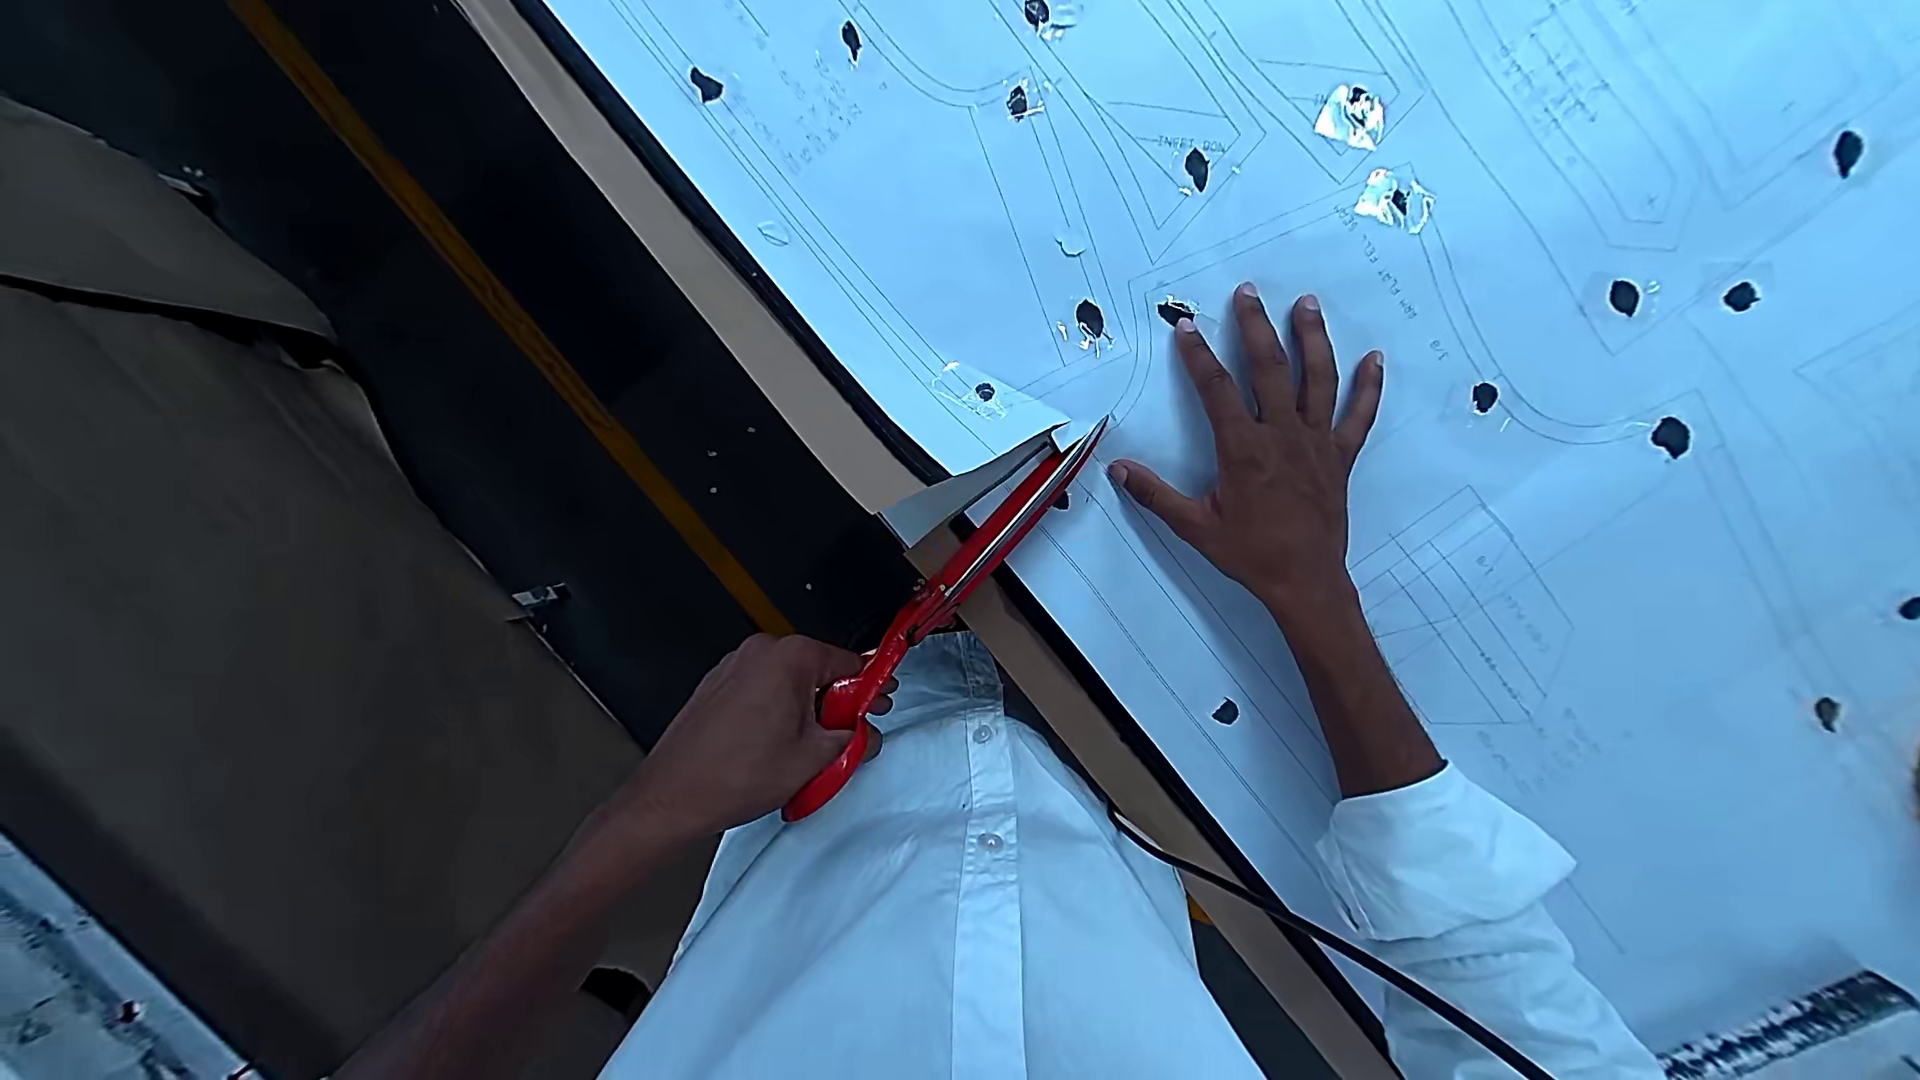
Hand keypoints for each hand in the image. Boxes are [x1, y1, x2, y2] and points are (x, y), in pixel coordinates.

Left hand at [591, 634, 892, 850]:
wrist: (670, 799)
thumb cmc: (728, 776)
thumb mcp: (816, 759)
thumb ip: (855, 738)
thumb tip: (866, 732)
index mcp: (790, 658)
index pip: (850, 663)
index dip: (872, 686)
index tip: (881, 697)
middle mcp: (762, 651)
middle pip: (821, 670)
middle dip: (838, 702)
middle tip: (846, 733)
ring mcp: (736, 665)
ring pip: (792, 681)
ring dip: (808, 709)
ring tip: (804, 749)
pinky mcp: (720, 683)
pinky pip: (765, 688)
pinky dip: (780, 709)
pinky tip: (778, 744)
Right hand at [1111, 284, 1381, 629]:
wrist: (1303, 580)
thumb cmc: (1248, 553)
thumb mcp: (1193, 526)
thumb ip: (1154, 494)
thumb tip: (1118, 470)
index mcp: (1243, 449)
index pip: (1217, 390)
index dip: (1198, 356)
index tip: (1187, 327)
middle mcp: (1282, 436)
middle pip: (1270, 368)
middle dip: (1255, 327)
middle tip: (1247, 293)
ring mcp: (1316, 443)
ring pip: (1318, 380)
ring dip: (1312, 339)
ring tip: (1305, 304)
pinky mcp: (1340, 458)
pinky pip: (1358, 416)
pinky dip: (1369, 387)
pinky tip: (1375, 358)